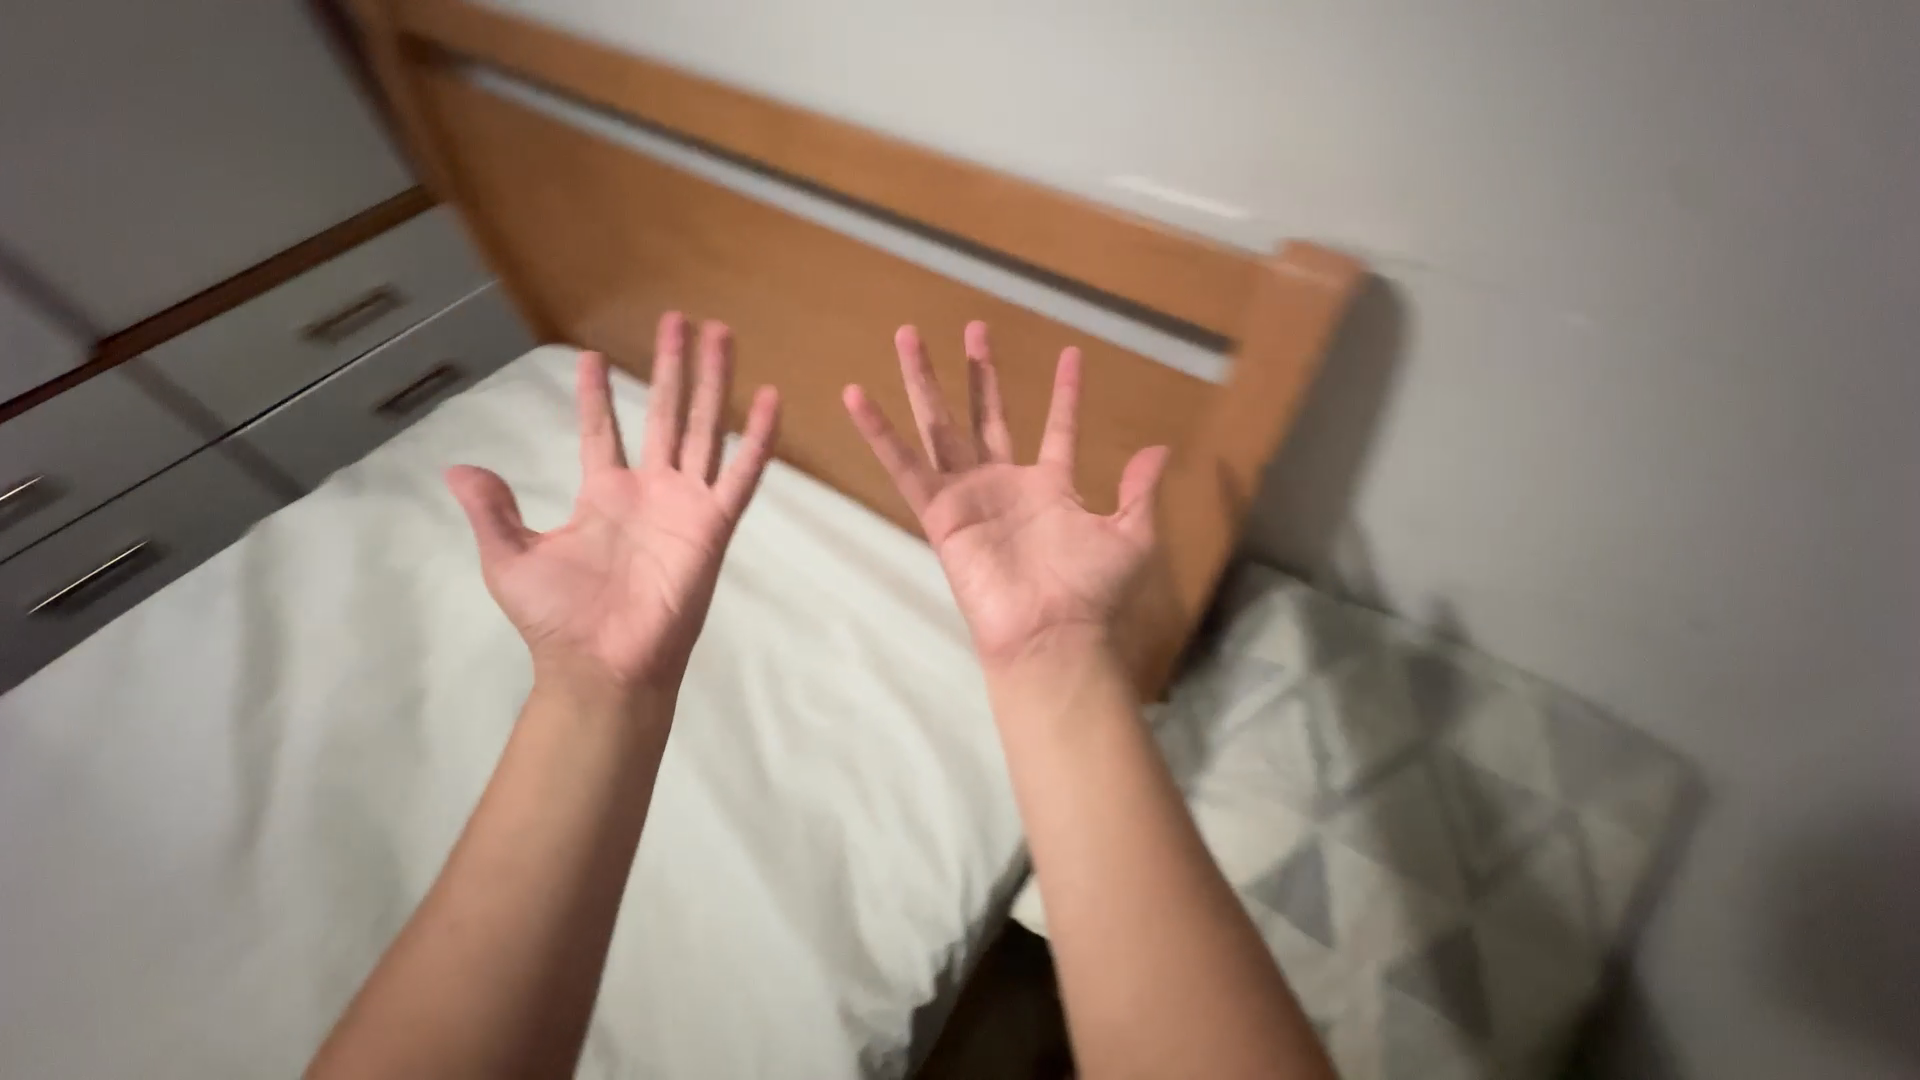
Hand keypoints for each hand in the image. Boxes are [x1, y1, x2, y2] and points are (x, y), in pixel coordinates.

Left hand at [448, 313, 779, 693]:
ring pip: (705, 428)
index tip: (591, 355)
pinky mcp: (714, 524)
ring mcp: (687, 503)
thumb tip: (458, 467)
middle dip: (674, 367)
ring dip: (713, 382)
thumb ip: (493, 511)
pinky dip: (758, 438)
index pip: (603, 431)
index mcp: (604, 494)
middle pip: (666, 413)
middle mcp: (651, 489)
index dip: (597, 394)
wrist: (604, 665)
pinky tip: (770, 400)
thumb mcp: (510, 560)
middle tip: (682, 319)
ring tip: (721, 335)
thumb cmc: (560, 620)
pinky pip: (742, 474)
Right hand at [843, 322, 1167, 666]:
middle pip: (985, 415)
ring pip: (939, 426)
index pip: (1057, 428)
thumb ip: (1139, 491)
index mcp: (1051, 487)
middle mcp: (1004, 483)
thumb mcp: (1130, 536)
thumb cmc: (1091, 590)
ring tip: (908, 335)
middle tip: (974, 327)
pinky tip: (856, 396)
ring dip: (923, 381)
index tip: (1072, 353)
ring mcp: (967, 494)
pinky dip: (878, 433)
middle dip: (979, 372)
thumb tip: (1160, 449)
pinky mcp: (938, 512)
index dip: (1065, 394)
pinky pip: (903, 467)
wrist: (1052, 631)